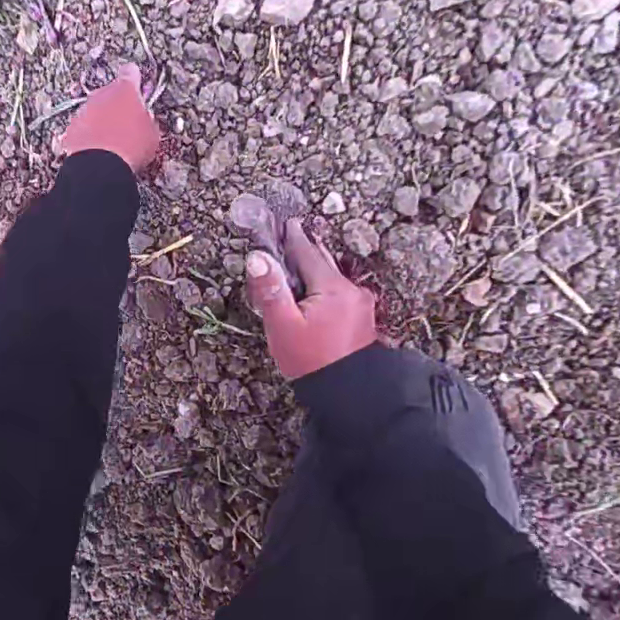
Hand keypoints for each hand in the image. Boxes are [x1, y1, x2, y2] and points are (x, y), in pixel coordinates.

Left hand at [55, 63, 160, 173]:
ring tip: (114, 139)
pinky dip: (90, 133)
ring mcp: (84, 111)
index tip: (135, 79)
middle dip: (117, 103)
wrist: (100, 167)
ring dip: (102, 119)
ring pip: (95, 110)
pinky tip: (99, 148)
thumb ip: (148, 119)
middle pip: (110, 92)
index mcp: (125, 91)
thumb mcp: (152, 134)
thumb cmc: (131, 148)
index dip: (134, 76)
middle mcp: (102, 95)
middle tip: (127, 120)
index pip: (130, 73)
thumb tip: (146, 119)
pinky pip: (83, 127)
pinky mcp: (72, 128)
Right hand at [244, 219, 377, 379]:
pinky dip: (324, 288)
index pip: (308, 253)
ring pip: (332, 279)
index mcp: (333, 288)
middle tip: (292, 235)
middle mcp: (352, 291)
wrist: (351, 396)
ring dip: (316, 271)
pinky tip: (315, 294)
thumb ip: (270, 291)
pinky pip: (339, 294)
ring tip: (300, 263)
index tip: (285, 222)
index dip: (293, 238)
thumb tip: (257, 258)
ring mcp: (360, 306)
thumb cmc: (313, 363)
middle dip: (306, 251)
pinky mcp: (361, 320)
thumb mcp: (284, 327)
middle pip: (323, 263)